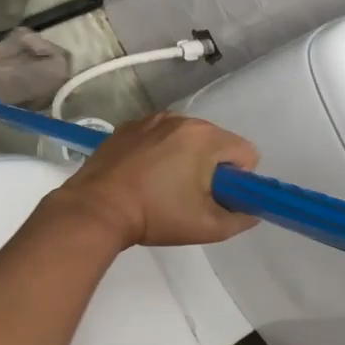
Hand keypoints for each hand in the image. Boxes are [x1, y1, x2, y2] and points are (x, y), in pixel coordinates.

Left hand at [30, 113, 259, 250]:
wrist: (96, 208)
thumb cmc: (156, 214)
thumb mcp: (211, 226)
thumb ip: (243, 217)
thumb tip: (248, 208)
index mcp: (203, 135)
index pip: (245, 153)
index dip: (239, 180)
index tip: (216, 197)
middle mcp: (176, 118)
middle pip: (214, 142)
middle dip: (211, 168)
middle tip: (188, 195)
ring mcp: (146, 120)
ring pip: (184, 139)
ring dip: (184, 159)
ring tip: (162, 186)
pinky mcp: (123, 128)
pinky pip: (156, 137)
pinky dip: (158, 153)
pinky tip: (142, 176)